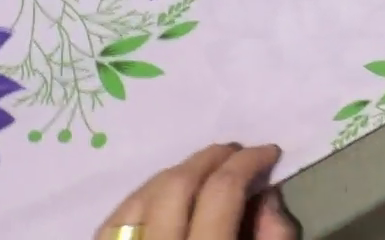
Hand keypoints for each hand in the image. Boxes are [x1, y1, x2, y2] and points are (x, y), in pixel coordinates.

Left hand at [96, 143, 298, 239]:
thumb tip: (267, 195)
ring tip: (202, 171)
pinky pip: (110, 221)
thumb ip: (273, 238)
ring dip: (175, 172)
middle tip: (237, 153)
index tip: (270, 152)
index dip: (250, 161)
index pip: (222, 191)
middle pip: (177, 185)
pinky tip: (161, 195)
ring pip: (139, 197)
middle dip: (212, 157)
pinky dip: (140, 197)